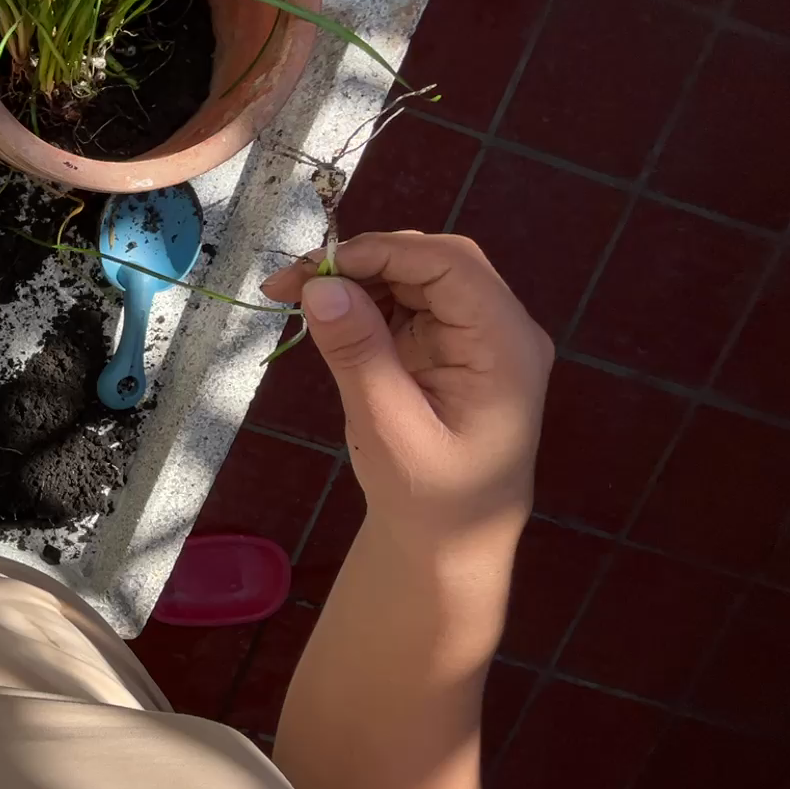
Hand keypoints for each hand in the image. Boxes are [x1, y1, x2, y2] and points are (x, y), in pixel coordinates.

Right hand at [261, 232, 553, 534]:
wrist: (447, 535)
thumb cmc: (428, 492)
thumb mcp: (387, 426)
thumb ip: (359, 354)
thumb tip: (321, 286)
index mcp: (501, 345)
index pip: (448, 265)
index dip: (378, 253)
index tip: (311, 272)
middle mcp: (493, 328)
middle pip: (430, 261)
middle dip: (358, 259)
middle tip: (288, 283)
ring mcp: (468, 336)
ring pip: (410, 276)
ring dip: (350, 276)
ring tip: (291, 296)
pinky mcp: (440, 346)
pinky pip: (398, 302)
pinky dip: (355, 299)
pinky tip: (321, 315)